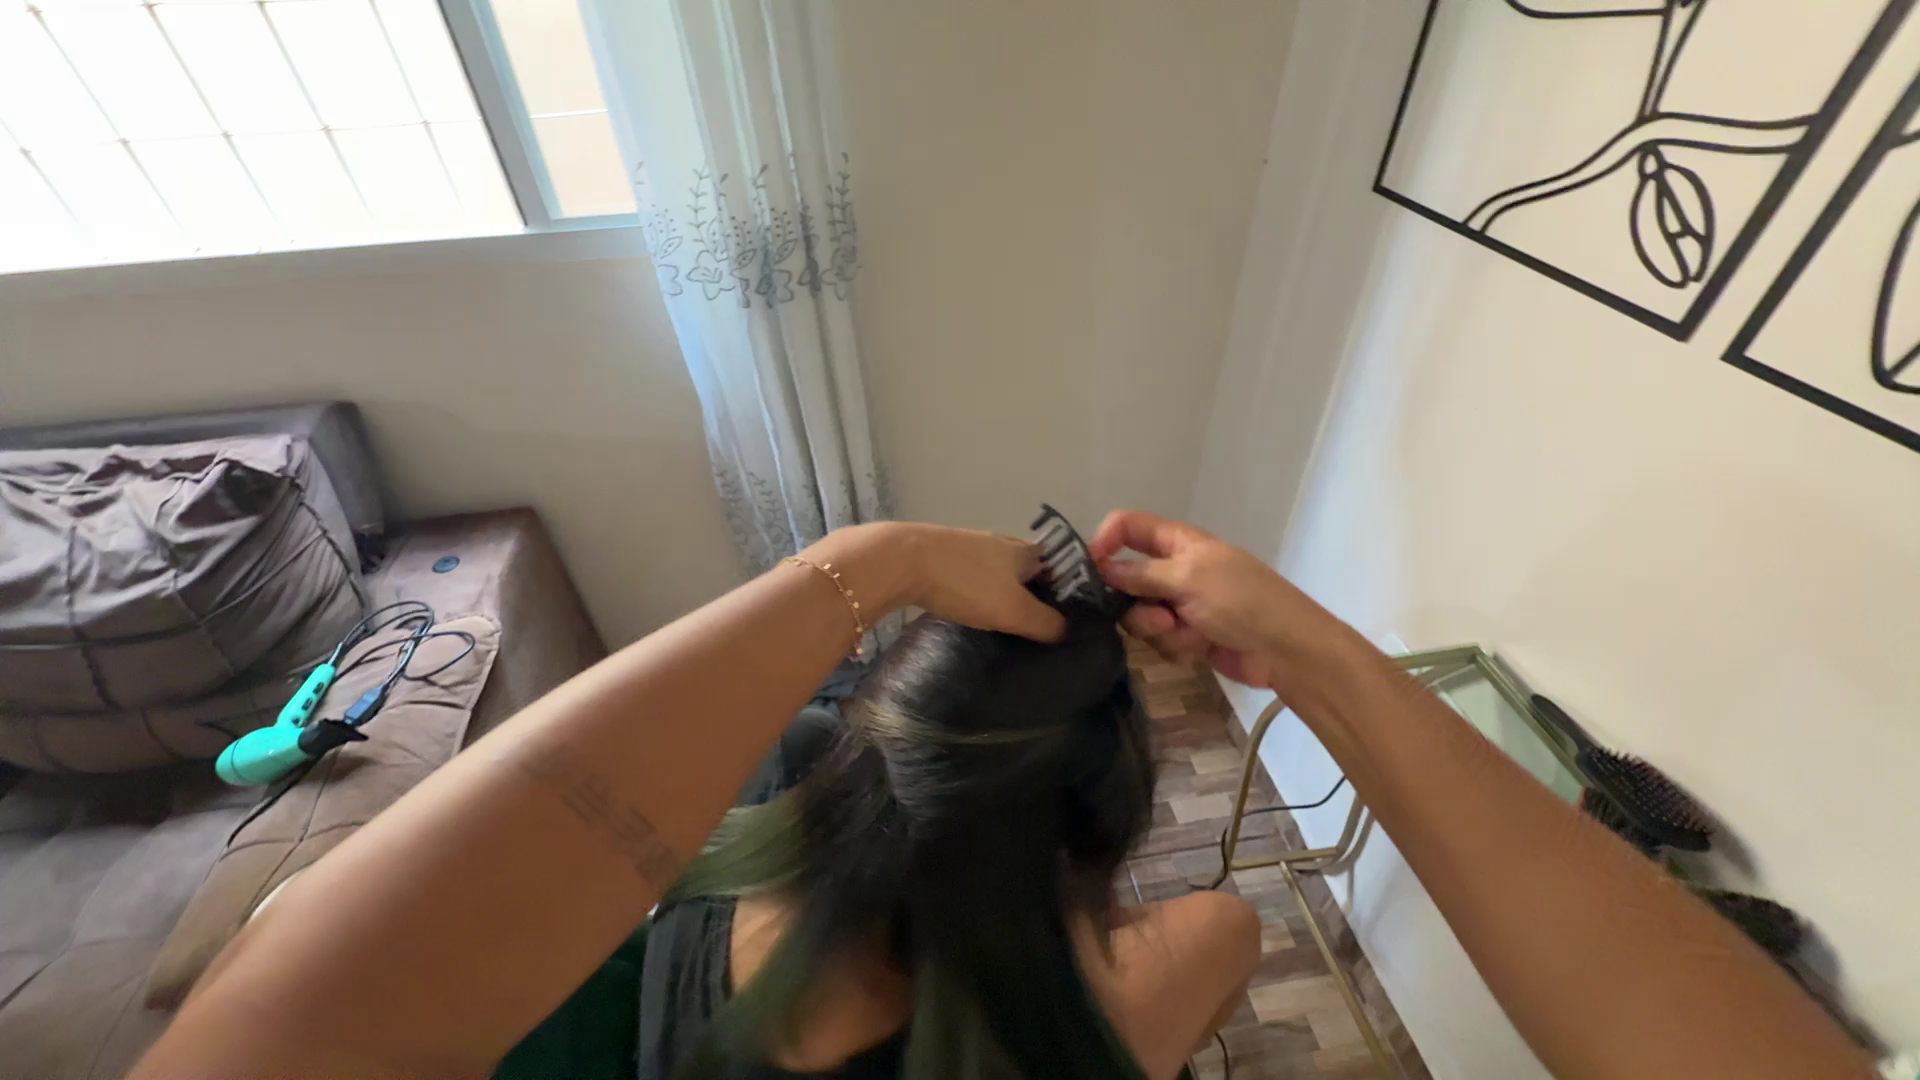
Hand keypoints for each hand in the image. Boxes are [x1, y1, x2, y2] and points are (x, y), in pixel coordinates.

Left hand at [805, 523, 1066, 643]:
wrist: (902, 560)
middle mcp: (1000, 542)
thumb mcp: (1013, 610)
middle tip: (1036, 625)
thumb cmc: (967, 583)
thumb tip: (1068, 631)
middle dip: (1032, 592)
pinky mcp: (941, 555)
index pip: (1056, 566)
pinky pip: (970, 576)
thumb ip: (1044, 623)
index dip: (1064, 588)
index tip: (1066, 616)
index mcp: (1023, 550)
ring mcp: (968, 546)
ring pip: (996, 571)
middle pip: (1025, 568)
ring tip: (1004, 622)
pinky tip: (970, 609)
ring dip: (1001, 592)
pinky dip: (975, 591)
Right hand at [1088, 511, 1338, 688]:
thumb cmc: (1242, 601)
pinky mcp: (1187, 634)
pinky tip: (1197, 648)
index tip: (1090, 568)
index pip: (1128, 527)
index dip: (1105, 541)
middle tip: (1155, 615)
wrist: (1286, 650)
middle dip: (1134, 601)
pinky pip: (1159, 639)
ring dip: (1156, 627)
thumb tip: (1100, 567)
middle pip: (1126, 578)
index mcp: (1178, 542)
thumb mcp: (1189, 578)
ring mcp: (1180, 603)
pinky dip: (1175, 645)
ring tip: (1184, 634)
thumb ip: (1141, 573)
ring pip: (1139, 613)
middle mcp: (1175, 569)